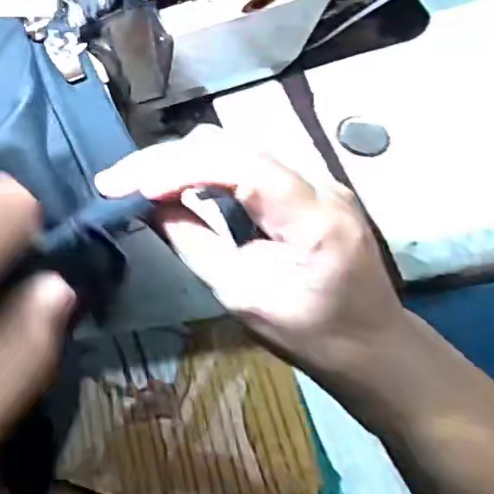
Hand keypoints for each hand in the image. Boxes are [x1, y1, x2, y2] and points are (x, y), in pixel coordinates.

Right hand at [94, 123, 404, 377]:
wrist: (376, 349)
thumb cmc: (312, 336)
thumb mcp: (243, 296)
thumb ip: (193, 243)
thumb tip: (148, 205)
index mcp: (313, 217)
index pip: (236, 166)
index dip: (178, 169)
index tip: (131, 189)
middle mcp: (316, 182)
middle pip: (226, 145)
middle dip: (164, 159)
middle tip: (116, 182)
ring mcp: (311, 177)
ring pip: (228, 144)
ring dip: (175, 159)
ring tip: (135, 181)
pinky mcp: (298, 182)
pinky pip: (237, 158)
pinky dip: (195, 166)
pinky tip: (170, 182)